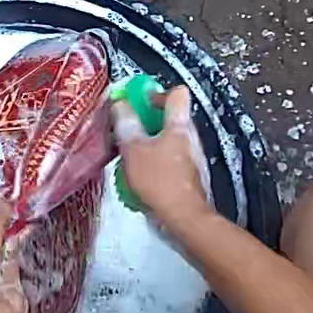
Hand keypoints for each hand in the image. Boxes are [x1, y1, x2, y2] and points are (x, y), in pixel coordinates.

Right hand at [113, 85, 213, 229]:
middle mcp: (190, 138)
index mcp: (179, 125)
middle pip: (171, 118)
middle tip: (128, 129)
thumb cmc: (159, 181)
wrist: (183, 219)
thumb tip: (120, 101)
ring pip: (170, 141)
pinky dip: (155, 162)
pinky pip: (170, 161)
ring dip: (150, 143)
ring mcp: (193, 159)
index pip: (177, 94)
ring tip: (130, 155)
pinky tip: (140, 176)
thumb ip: (126, 123)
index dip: (156, 92)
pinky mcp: (190, 178)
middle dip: (148, 121)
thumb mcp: (133, 148)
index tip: (139, 100)